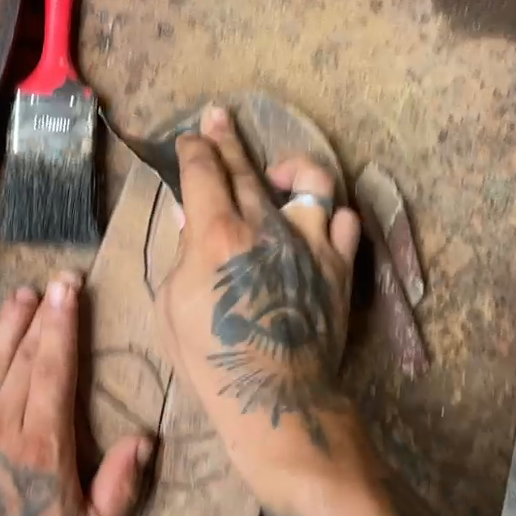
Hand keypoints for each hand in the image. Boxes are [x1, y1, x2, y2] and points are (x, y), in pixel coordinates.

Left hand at [0, 274, 152, 515]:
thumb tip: (146, 439)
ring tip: (21, 292)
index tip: (71, 288)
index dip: (65, 324)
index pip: (57, 367)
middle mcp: (6, 420)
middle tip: (57, 279)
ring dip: (8, 324)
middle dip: (44, 313)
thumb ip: (119, 489)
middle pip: (28, 356)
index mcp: (45, 441)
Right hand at [155, 106, 369, 507]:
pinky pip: (343, 221)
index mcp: (216, 234)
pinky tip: (315, 219)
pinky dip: (329, 214)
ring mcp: (309, 242)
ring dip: (291, 168)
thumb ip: (181, 253)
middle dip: (227, 138)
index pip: (203, 171)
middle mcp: (265, 225)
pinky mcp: (338, 265)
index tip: (191, 137)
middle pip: (246, 167)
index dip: (194, 148)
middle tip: (219, 117)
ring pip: (310, 181)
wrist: (274, 398)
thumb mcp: (171, 305)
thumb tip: (190, 215)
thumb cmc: (210, 358)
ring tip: (278, 171)